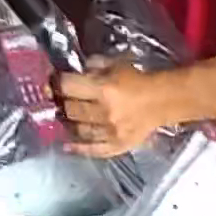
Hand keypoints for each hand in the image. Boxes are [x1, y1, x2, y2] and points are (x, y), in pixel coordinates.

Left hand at [57, 58, 177, 157]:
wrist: (161, 102)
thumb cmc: (136, 81)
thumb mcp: (111, 65)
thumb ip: (90, 69)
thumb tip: (73, 75)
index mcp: (102, 90)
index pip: (67, 87)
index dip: (57, 83)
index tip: (54, 83)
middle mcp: (105, 113)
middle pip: (71, 111)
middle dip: (64, 104)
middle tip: (62, 101)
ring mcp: (112, 133)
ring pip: (80, 131)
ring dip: (71, 125)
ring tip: (69, 119)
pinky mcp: (119, 146)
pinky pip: (96, 150)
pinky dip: (81, 149)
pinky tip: (68, 146)